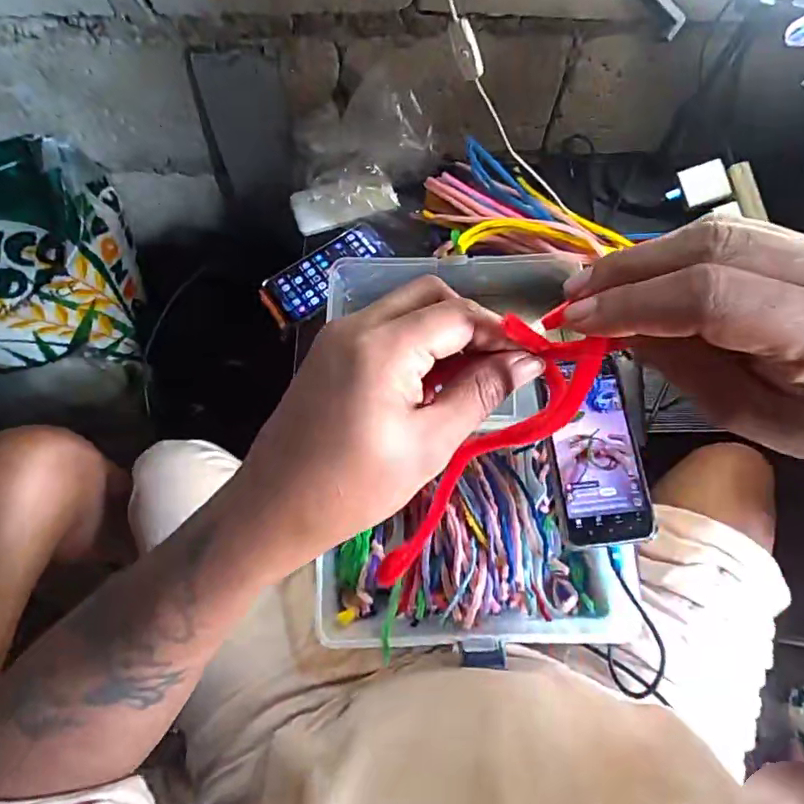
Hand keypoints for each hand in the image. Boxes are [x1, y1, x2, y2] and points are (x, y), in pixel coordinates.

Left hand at [235, 277, 543, 567]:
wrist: (272, 507)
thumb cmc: (354, 487)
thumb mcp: (429, 444)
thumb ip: (480, 392)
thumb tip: (527, 362)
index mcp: (382, 345)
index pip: (457, 314)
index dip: (500, 331)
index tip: (530, 359)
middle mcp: (358, 324)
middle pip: (431, 295)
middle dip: (472, 322)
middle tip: (500, 364)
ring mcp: (339, 335)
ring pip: (407, 308)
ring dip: (445, 332)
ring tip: (471, 378)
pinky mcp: (331, 351)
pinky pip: (385, 328)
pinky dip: (417, 343)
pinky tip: (432, 383)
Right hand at [559, 216, 803, 479]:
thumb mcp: (742, 414)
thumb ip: (677, 361)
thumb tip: (609, 321)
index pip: (716, 296)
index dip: (635, 301)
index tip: (578, 317)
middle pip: (719, 246)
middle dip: (634, 268)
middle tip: (577, 291)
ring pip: (725, 230)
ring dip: (651, 255)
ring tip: (600, 281)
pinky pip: (742, 235)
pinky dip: (683, 252)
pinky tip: (646, 271)